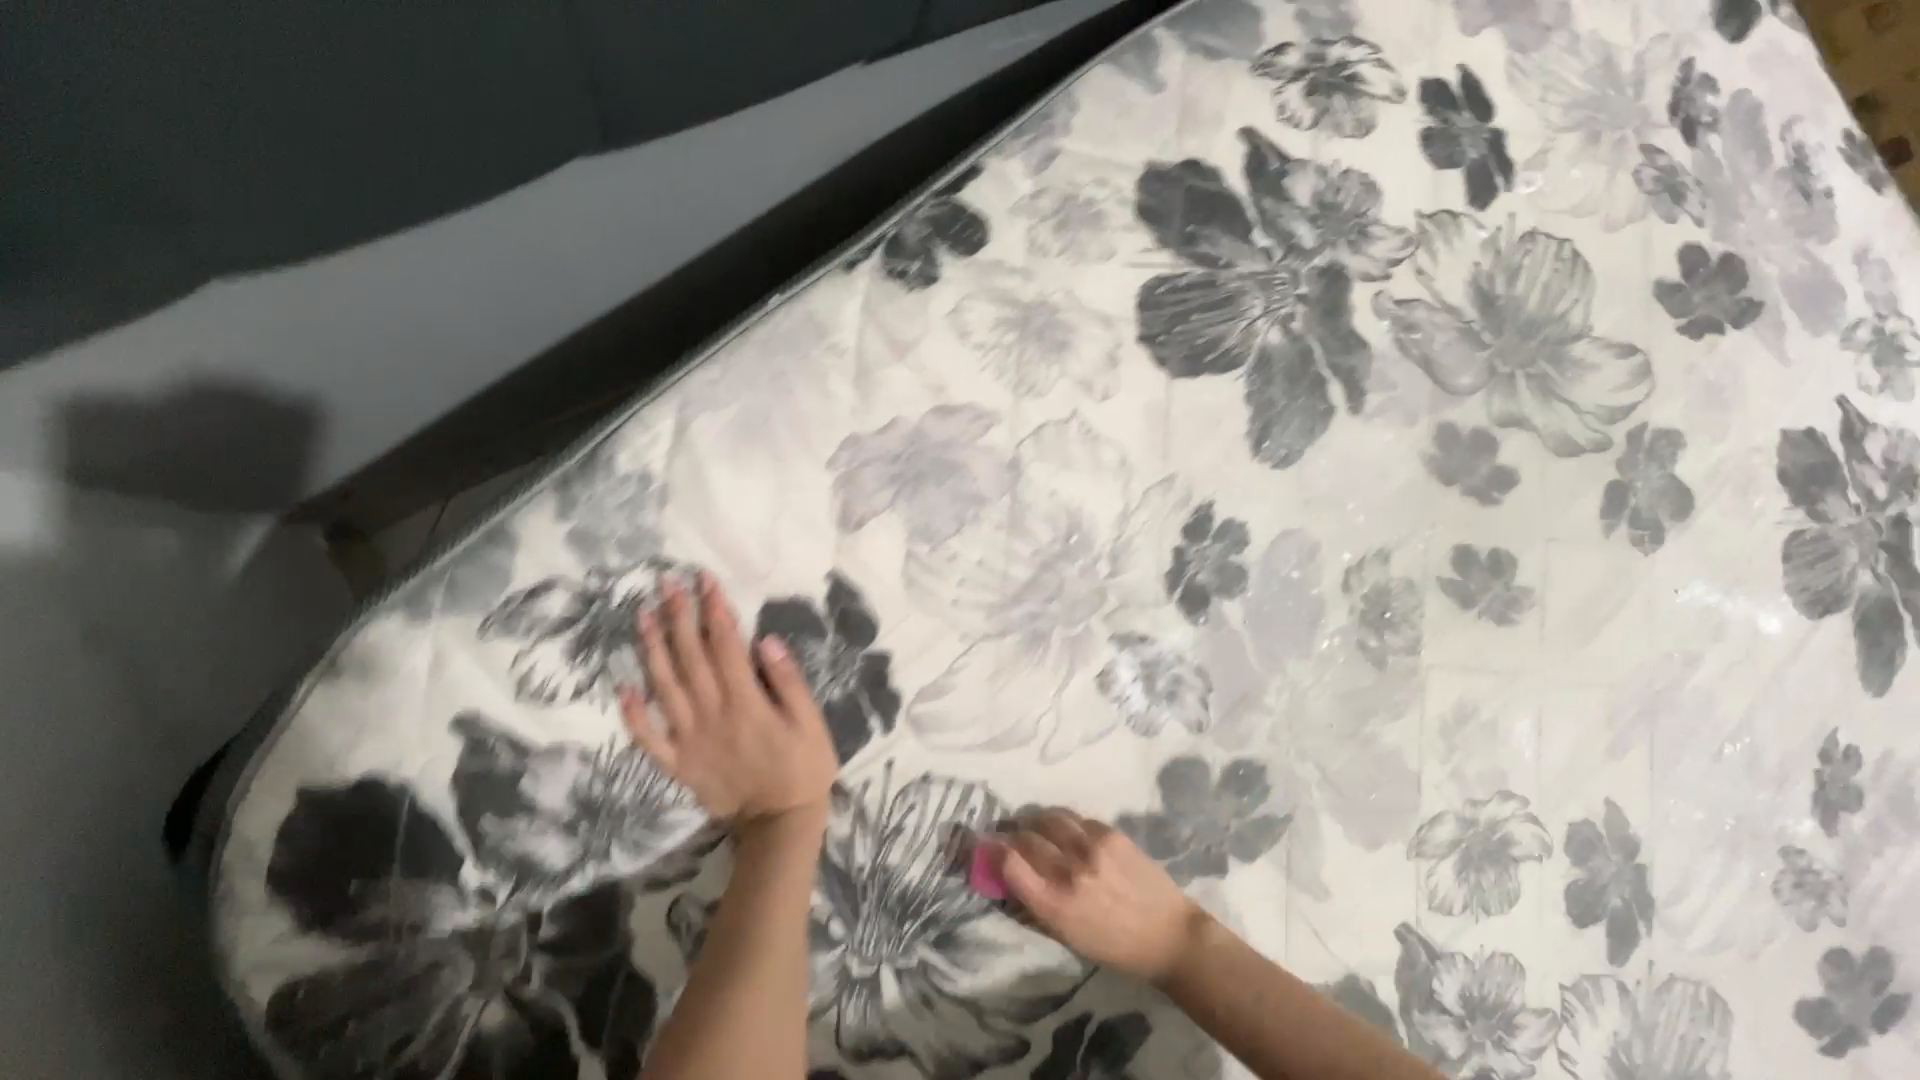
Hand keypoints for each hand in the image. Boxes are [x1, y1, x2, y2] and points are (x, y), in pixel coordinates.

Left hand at [618, 572, 837, 826]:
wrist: (780, 824)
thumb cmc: (803, 768)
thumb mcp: (811, 723)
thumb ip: (788, 682)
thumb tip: (765, 641)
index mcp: (746, 702)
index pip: (725, 644)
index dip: (714, 609)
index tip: (704, 580)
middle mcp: (712, 715)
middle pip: (690, 657)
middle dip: (679, 617)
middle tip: (666, 584)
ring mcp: (690, 740)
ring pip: (665, 688)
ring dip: (652, 650)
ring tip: (643, 616)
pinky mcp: (678, 764)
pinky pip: (648, 738)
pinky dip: (633, 714)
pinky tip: (623, 687)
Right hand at [994, 807, 1208, 982]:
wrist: (1168, 935)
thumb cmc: (1114, 946)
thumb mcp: (1066, 935)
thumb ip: (1034, 902)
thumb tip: (1006, 872)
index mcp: (1055, 905)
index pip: (1009, 863)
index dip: (991, 851)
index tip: (986, 847)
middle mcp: (1070, 872)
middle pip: (1025, 837)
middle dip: (1012, 836)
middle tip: (1011, 838)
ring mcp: (1092, 848)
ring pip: (1048, 818)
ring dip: (1036, 822)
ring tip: (1036, 828)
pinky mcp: (1112, 834)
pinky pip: (1076, 818)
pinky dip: (1065, 823)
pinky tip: (1067, 831)